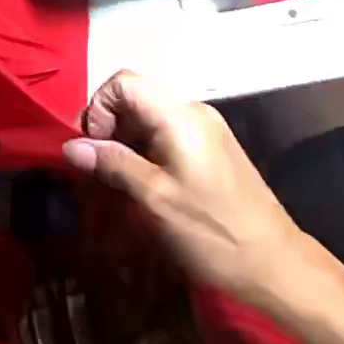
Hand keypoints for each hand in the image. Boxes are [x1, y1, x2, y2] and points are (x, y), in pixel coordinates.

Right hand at [62, 71, 307, 308]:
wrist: (272, 261)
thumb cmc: (211, 231)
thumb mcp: (155, 200)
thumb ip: (113, 165)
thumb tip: (71, 146)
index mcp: (179, 116)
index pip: (124, 82)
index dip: (98, 107)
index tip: (92, 149)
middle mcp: (193, 111)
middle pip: (136, 98)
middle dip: (108, 128)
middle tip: (96, 172)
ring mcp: (205, 128)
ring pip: (149, 118)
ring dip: (124, 143)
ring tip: (115, 184)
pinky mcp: (210, 146)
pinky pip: (167, 134)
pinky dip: (144, 151)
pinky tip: (140, 185)